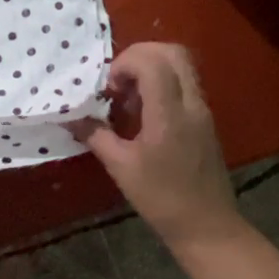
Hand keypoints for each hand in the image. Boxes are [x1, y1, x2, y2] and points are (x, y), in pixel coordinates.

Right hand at [71, 43, 242, 244]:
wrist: (207, 226)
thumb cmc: (161, 199)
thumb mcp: (120, 167)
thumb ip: (95, 136)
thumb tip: (71, 117)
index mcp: (170, 114)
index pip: (152, 62)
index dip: (124, 63)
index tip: (108, 89)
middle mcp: (191, 104)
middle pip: (172, 52)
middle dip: (139, 55)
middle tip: (117, 82)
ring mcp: (202, 111)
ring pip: (181, 65)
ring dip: (151, 69)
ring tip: (128, 98)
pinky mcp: (204, 120)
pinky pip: (184, 84)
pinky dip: (162, 84)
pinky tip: (143, 113)